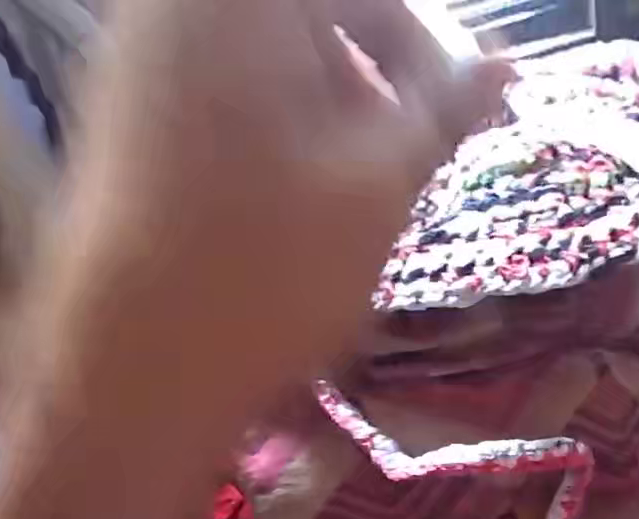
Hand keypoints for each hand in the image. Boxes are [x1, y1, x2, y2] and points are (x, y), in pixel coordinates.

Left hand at [28, 0, 511, 440]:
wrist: (144, 362)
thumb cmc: (273, 270)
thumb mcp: (379, 188)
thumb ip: (444, 114)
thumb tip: (504, 67)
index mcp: (240, 2)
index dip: (426, 48)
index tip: (457, 119)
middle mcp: (178, 7)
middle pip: (314, 20)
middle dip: (377, 84)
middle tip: (407, 160)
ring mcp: (143, 61)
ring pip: (276, 64)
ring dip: (336, 116)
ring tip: (358, 194)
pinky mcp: (133, 121)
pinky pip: (233, 98)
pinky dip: (287, 135)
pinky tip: (302, 205)